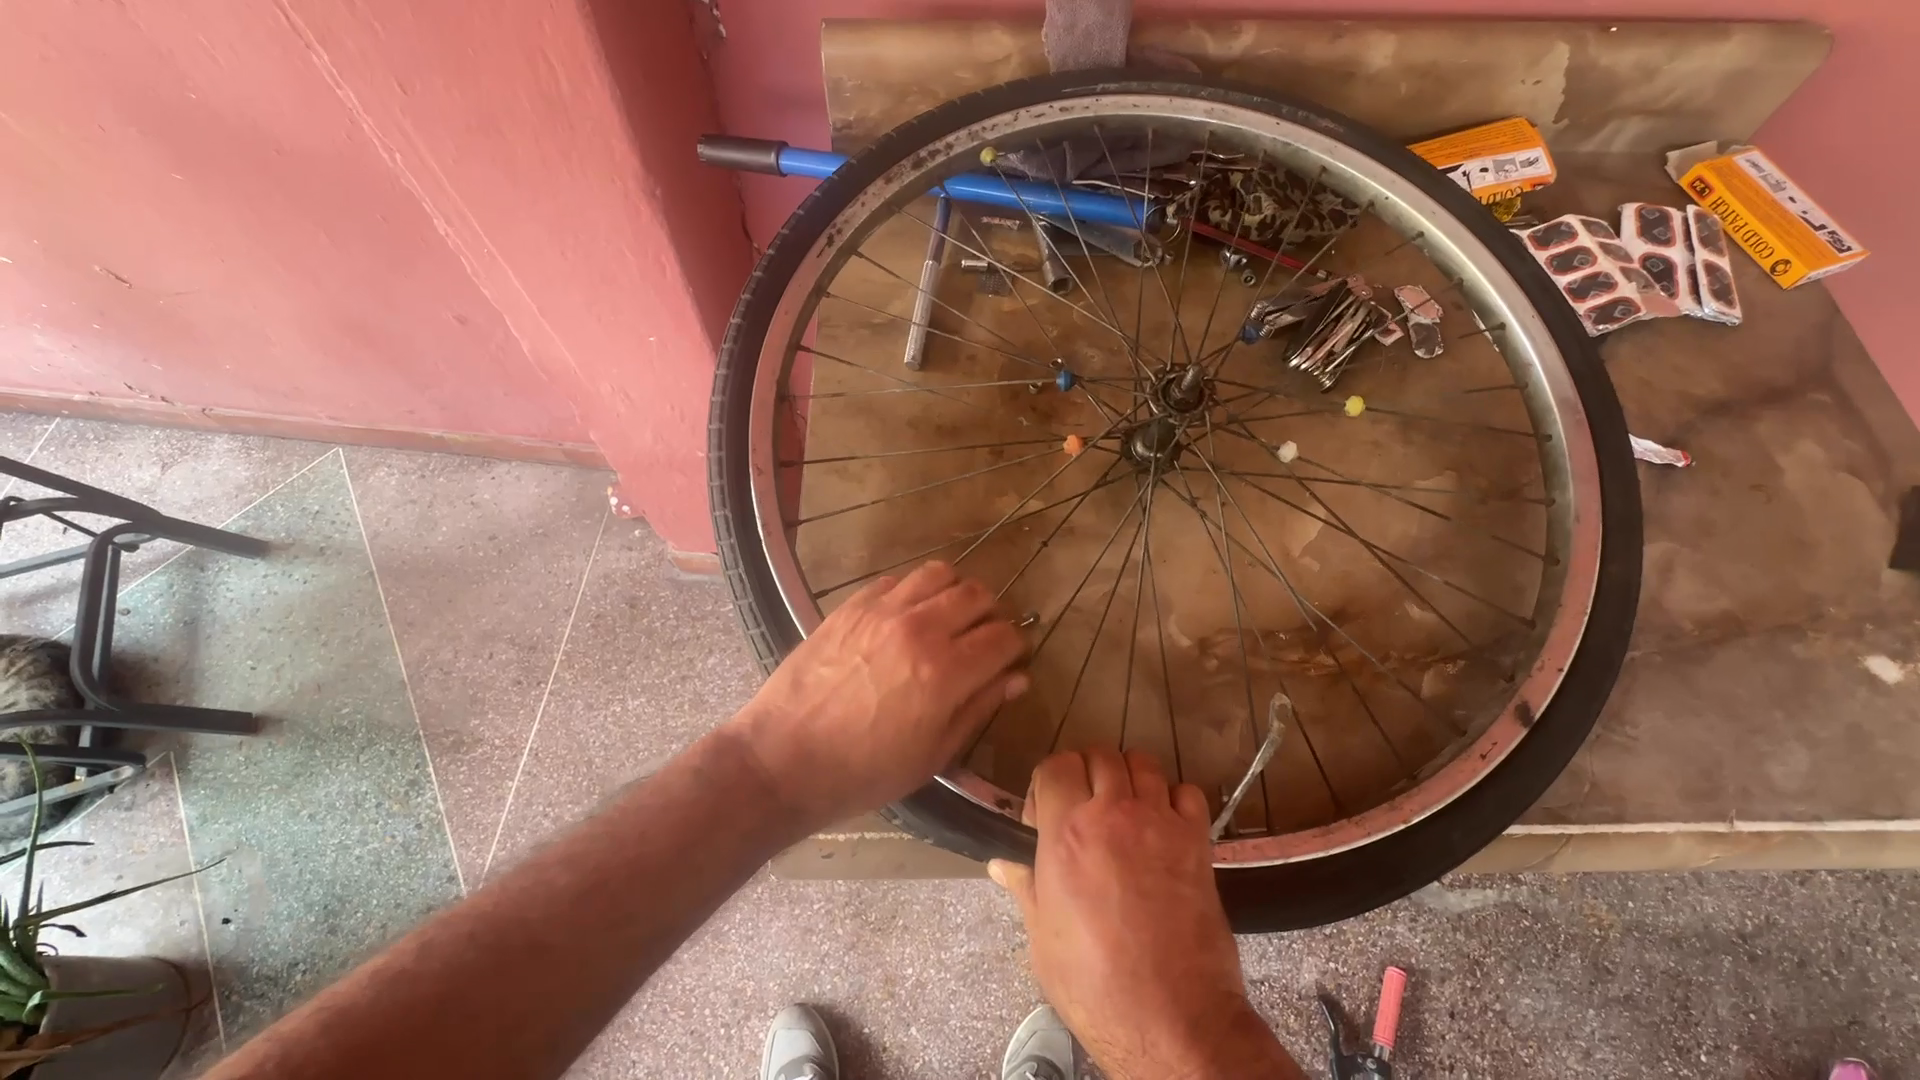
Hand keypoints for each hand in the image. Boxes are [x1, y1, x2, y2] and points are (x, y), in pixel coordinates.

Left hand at [730, 561, 1028, 827]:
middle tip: (981, 640)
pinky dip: (913, 593)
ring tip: (947, 620)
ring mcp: (882, 611)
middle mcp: (919, 629)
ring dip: (954, 594)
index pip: (1003, 637)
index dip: (1015, 647)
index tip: (1010, 660)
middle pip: (978, 596)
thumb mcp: (933, 754)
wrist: (784, 759)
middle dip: (990, 616)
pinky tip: (905, 619)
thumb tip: (1016, 678)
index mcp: (946, 672)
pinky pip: (897, 580)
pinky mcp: (851, 606)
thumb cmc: (864, 772)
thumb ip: (978, 708)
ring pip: (940, 574)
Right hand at [988, 749, 1302, 1079]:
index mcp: (1066, 834)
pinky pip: (1186, 792)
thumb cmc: (1094, 984)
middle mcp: (1113, 815)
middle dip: (1086, 772)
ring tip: (1123, 809)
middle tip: (1082, 807)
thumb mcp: (1043, 938)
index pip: (1056, 765)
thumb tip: (1001, 864)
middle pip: (1100, 755)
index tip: (1045, 812)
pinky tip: (1162, 824)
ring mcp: (1160, 824)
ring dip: (1128, 777)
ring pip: (1143, 763)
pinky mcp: (1197, 842)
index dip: (1047, 781)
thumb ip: (1025, 888)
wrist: (1171, 1016)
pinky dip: (1173, 797)